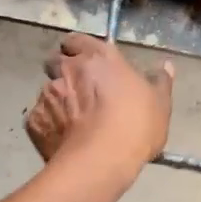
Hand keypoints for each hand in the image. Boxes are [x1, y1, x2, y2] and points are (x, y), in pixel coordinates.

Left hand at [25, 34, 173, 178]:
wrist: (102, 161)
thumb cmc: (136, 126)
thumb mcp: (160, 104)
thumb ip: (160, 82)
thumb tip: (166, 66)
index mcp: (98, 58)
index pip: (78, 40)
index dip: (79, 50)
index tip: (88, 63)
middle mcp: (67, 69)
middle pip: (55, 62)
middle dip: (63, 72)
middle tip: (80, 92)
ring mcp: (46, 94)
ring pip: (48, 91)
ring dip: (57, 101)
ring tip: (73, 123)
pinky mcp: (34, 121)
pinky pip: (40, 118)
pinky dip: (49, 125)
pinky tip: (63, 140)